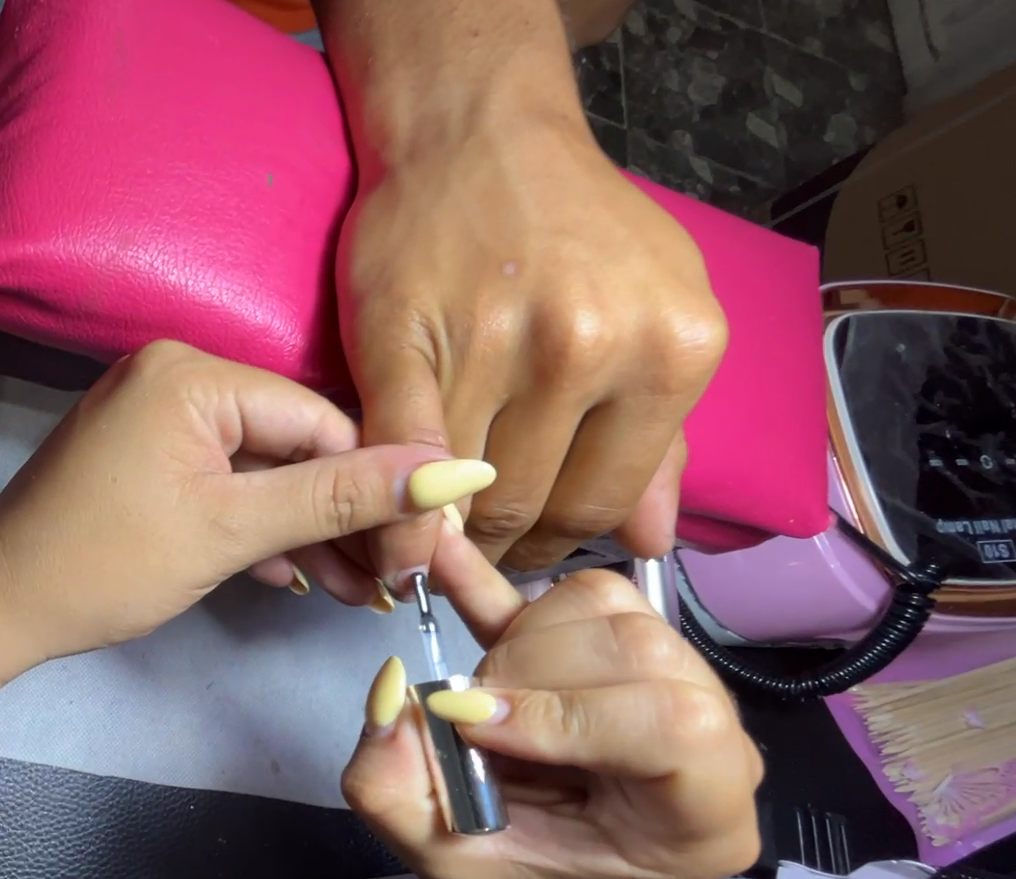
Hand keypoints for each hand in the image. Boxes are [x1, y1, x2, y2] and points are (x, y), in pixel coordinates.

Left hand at [0, 341, 490, 668]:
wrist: (0, 610)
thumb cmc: (106, 565)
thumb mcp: (229, 531)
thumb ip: (337, 499)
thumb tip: (451, 471)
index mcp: (190, 373)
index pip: (317, 417)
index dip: (376, 482)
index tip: (421, 542)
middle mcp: (172, 379)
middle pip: (289, 444)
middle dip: (341, 514)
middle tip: (393, 576)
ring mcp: (154, 421)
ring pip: (256, 473)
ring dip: (304, 531)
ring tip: (360, 589)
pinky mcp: (144, 460)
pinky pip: (217, 485)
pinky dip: (254, 529)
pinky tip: (301, 575)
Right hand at [339, 112, 726, 579]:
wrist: (471, 141)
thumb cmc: (563, 229)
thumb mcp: (650, 313)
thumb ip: (655, 436)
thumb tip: (646, 543)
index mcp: (671, 350)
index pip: (599, 503)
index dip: (548, 548)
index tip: (514, 554)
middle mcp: (590, 349)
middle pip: (525, 506)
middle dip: (490, 547)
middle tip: (465, 552)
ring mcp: (492, 348)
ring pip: (461, 493)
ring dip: (440, 533)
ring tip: (429, 536)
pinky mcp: (401, 347)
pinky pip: (401, 455)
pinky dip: (393, 512)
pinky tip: (389, 538)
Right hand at [342, 518, 762, 878]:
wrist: (533, 872)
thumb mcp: (434, 856)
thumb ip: (393, 786)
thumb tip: (395, 685)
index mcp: (696, 820)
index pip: (676, 728)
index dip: (561, 712)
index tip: (468, 723)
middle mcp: (713, 744)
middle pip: (637, 649)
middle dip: (525, 672)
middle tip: (468, 714)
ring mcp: (674, 683)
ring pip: (606, 608)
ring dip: (519, 639)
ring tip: (484, 688)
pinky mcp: (617, 647)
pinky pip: (575, 591)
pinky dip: (502, 580)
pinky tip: (446, 558)